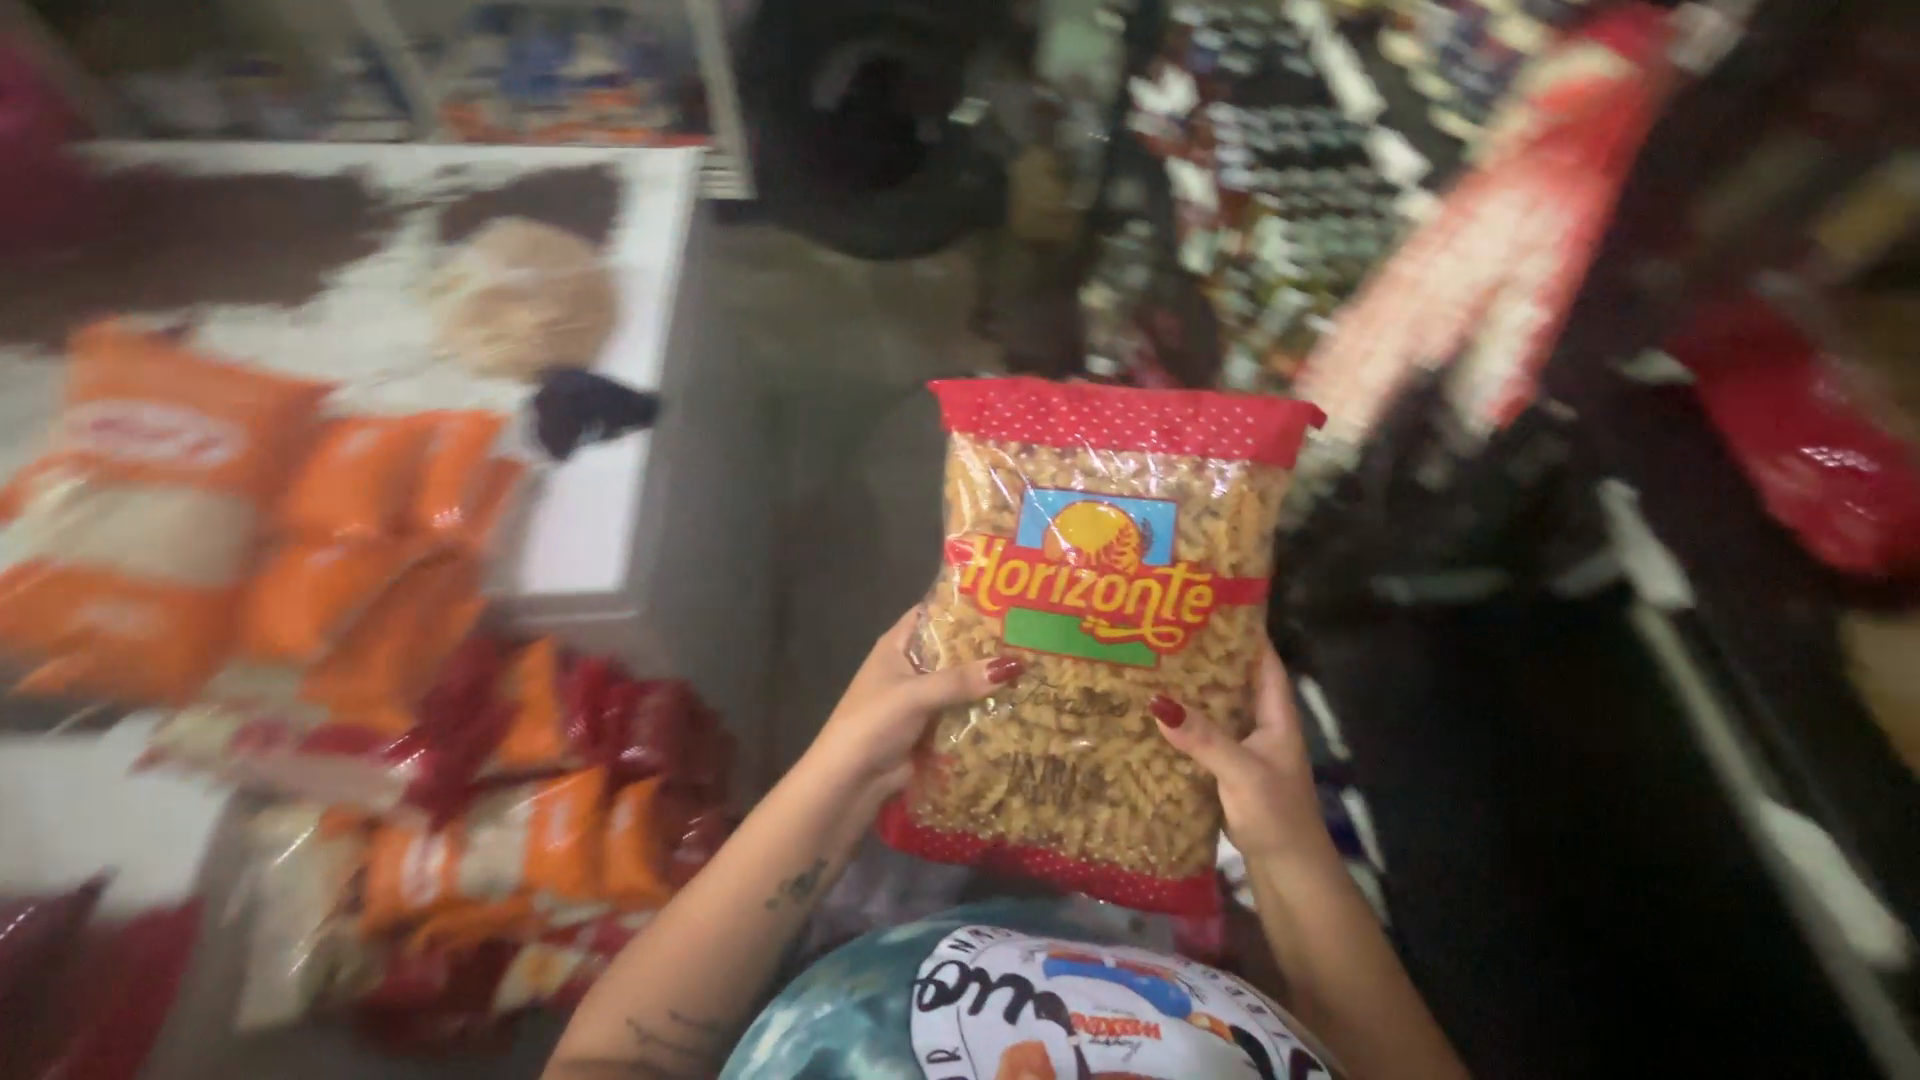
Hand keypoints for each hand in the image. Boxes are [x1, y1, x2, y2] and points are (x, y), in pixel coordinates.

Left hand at [802, 606, 1023, 796]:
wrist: (849, 781)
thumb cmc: (873, 723)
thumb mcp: (915, 694)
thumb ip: (961, 680)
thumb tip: (1014, 664)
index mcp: (897, 645)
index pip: (933, 614)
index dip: (964, 606)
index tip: (1004, 603)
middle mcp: (910, 667)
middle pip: (953, 650)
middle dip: (986, 647)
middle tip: (1032, 637)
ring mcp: (921, 699)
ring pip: (962, 684)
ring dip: (989, 682)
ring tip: (1036, 669)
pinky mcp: (931, 728)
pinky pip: (963, 713)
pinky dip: (984, 711)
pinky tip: (1020, 706)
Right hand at [1151, 642, 1334, 867]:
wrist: (1288, 873)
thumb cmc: (1277, 815)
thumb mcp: (1242, 772)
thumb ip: (1204, 738)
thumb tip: (1158, 701)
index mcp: (1276, 716)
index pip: (1262, 661)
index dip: (1242, 632)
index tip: (1210, 605)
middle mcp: (1260, 725)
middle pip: (1233, 681)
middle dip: (1205, 658)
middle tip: (1164, 632)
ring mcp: (1244, 749)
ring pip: (1215, 709)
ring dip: (1190, 692)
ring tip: (1151, 664)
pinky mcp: (1227, 772)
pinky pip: (1202, 736)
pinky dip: (1182, 725)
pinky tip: (1153, 717)